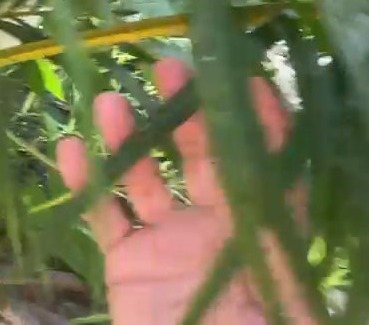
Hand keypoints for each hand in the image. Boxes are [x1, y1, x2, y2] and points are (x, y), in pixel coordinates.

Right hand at [56, 59, 312, 324]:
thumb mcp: (286, 317)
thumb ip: (283, 266)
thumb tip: (297, 181)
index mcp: (268, 247)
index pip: (273, 174)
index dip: (265, 126)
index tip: (245, 76)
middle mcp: (220, 235)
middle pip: (205, 159)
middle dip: (187, 112)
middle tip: (166, 67)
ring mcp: (170, 246)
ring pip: (147, 177)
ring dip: (128, 137)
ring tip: (107, 103)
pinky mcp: (128, 264)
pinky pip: (103, 215)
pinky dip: (86, 181)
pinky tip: (71, 149)